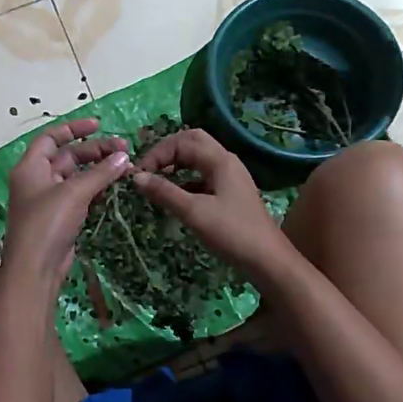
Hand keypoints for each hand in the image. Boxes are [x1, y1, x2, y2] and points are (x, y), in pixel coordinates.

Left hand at [4, 118, 132, 286]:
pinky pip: (80, 195)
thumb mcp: (74, 193)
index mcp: (30, 167)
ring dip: (98, 170)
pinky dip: (96, 188)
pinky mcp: (60, 217)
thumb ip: (99, 173)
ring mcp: (49, 200)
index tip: (99, 124)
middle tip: (124, 149)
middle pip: (67, 156)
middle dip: (94, 151)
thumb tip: (123, 157)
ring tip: (126, 166)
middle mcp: (37, 180)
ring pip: (76, 176)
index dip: (74, 128)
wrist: (36, 268)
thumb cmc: (47, 224)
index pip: (51, 138)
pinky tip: (115, 185)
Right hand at [132, 129, 294, 276]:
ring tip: (156, 181)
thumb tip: (136, 177)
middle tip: (148, 170)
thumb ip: (164, 192)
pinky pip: (202, 175)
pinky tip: (174, 196)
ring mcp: (229, 177)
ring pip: (197, 158)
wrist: (267, 259)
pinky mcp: (229, 192)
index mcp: (220, 160)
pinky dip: (184, 179)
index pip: (181, 142)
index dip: (157, 154)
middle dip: (166, 152)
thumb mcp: (194, 212)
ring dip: (175, 164)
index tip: (139, 175)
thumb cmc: (231, 233)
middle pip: (191, 142)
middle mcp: (226, 162)